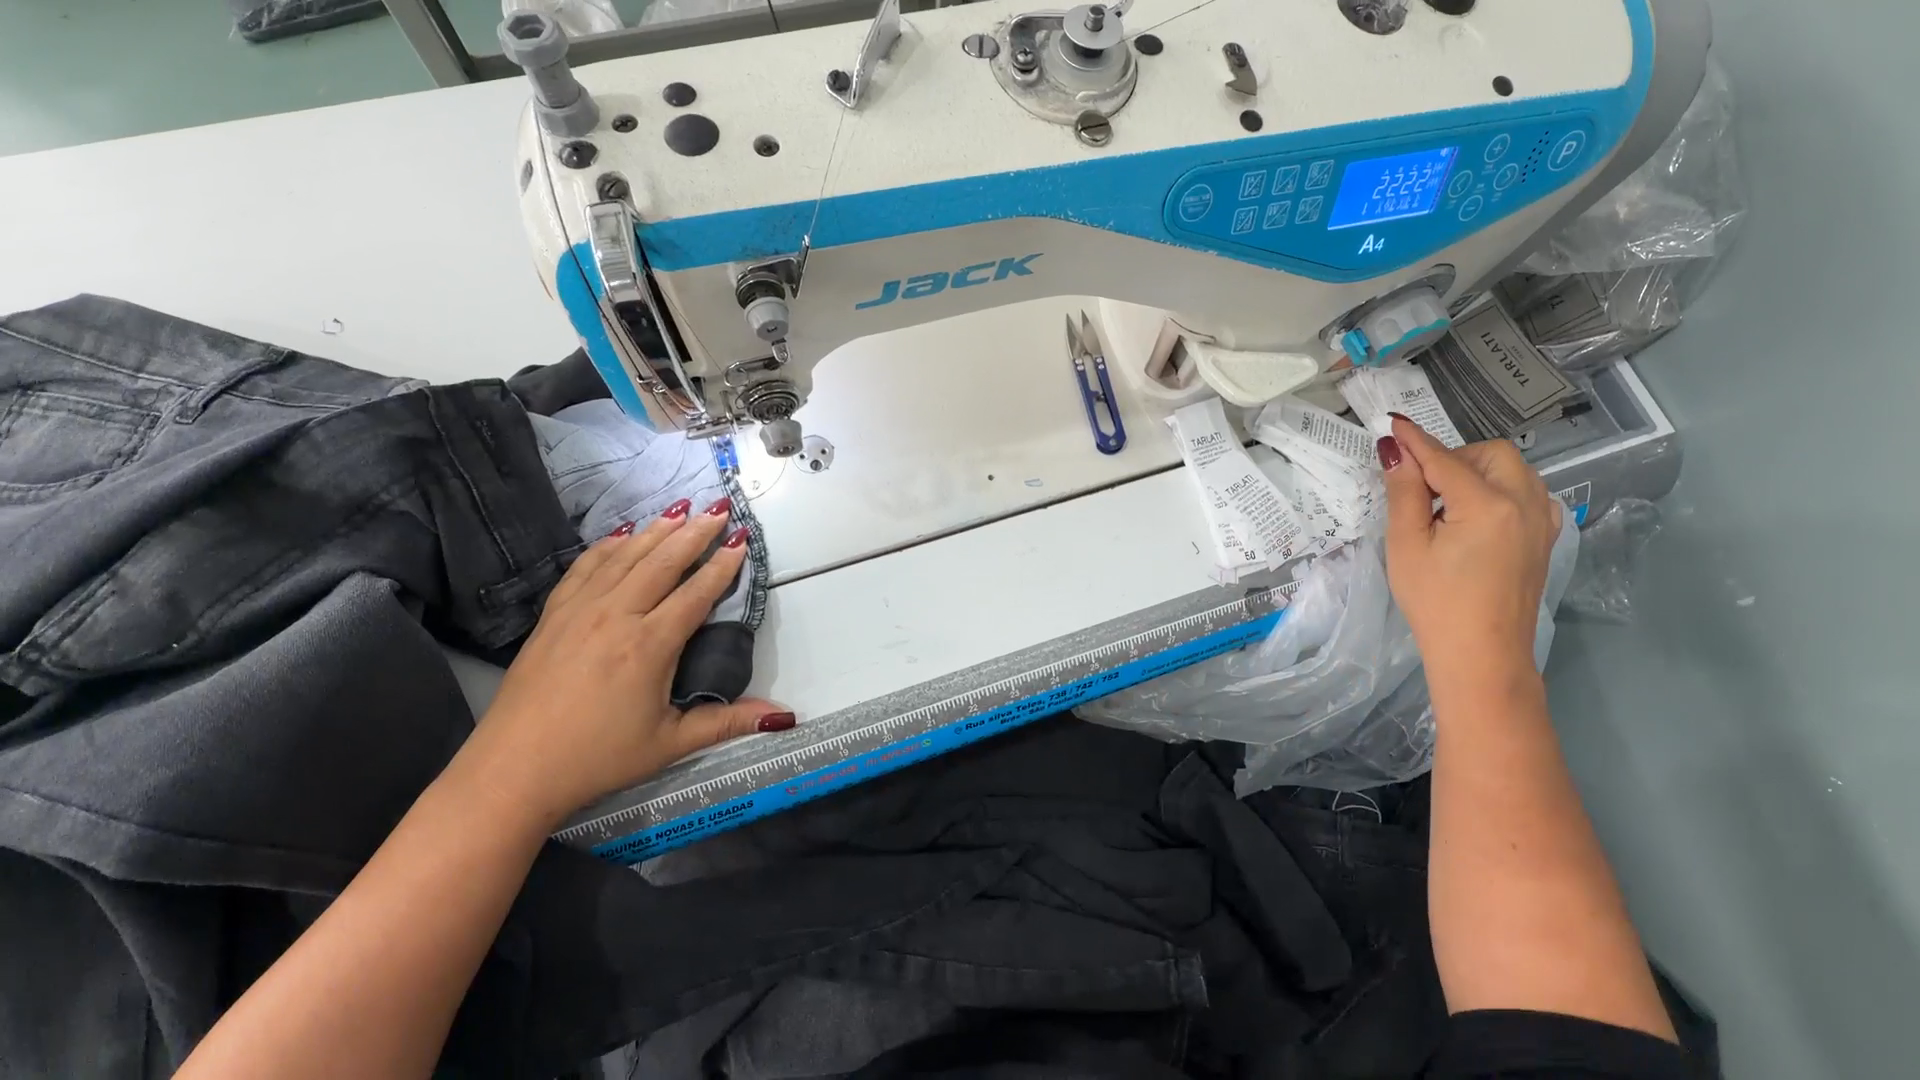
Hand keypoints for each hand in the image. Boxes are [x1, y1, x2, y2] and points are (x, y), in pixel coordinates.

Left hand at [458, 497, 789, 829]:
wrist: (515, 767)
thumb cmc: (598, 758)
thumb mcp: (670, 744)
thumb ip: (727, 722)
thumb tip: (783, 717)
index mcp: (649, 646)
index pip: (695, 594)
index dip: (721, 566)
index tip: (740, 541)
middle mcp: (616, 615)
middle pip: (662, 563)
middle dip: (694, 533)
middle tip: (718, 508)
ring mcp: (580, 610)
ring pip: (625, 557)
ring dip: (656, 531)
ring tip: (680, 510)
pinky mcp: (553, 615)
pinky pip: (585, 568)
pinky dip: (607, 546)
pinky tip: (622, 535)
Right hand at [1377, 415, 1561, 677]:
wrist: (1482, 655)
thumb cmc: (1436, 603)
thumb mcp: (1407, 546)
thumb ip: (1404, 493)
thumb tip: (1395, 450)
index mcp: (1488, 504)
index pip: (1445, 458)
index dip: (1415, 440)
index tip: (1392, 423)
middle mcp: (1525, 503)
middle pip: (1491, 454)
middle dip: (1454, 457)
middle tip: (1420, 484)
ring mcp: (1542, 521)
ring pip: (1513, 471)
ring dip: (1477, 471)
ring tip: (1444, 504)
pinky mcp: (1545, 538)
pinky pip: (1528, 493)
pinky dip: (1499, 490)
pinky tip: (1475, 515)